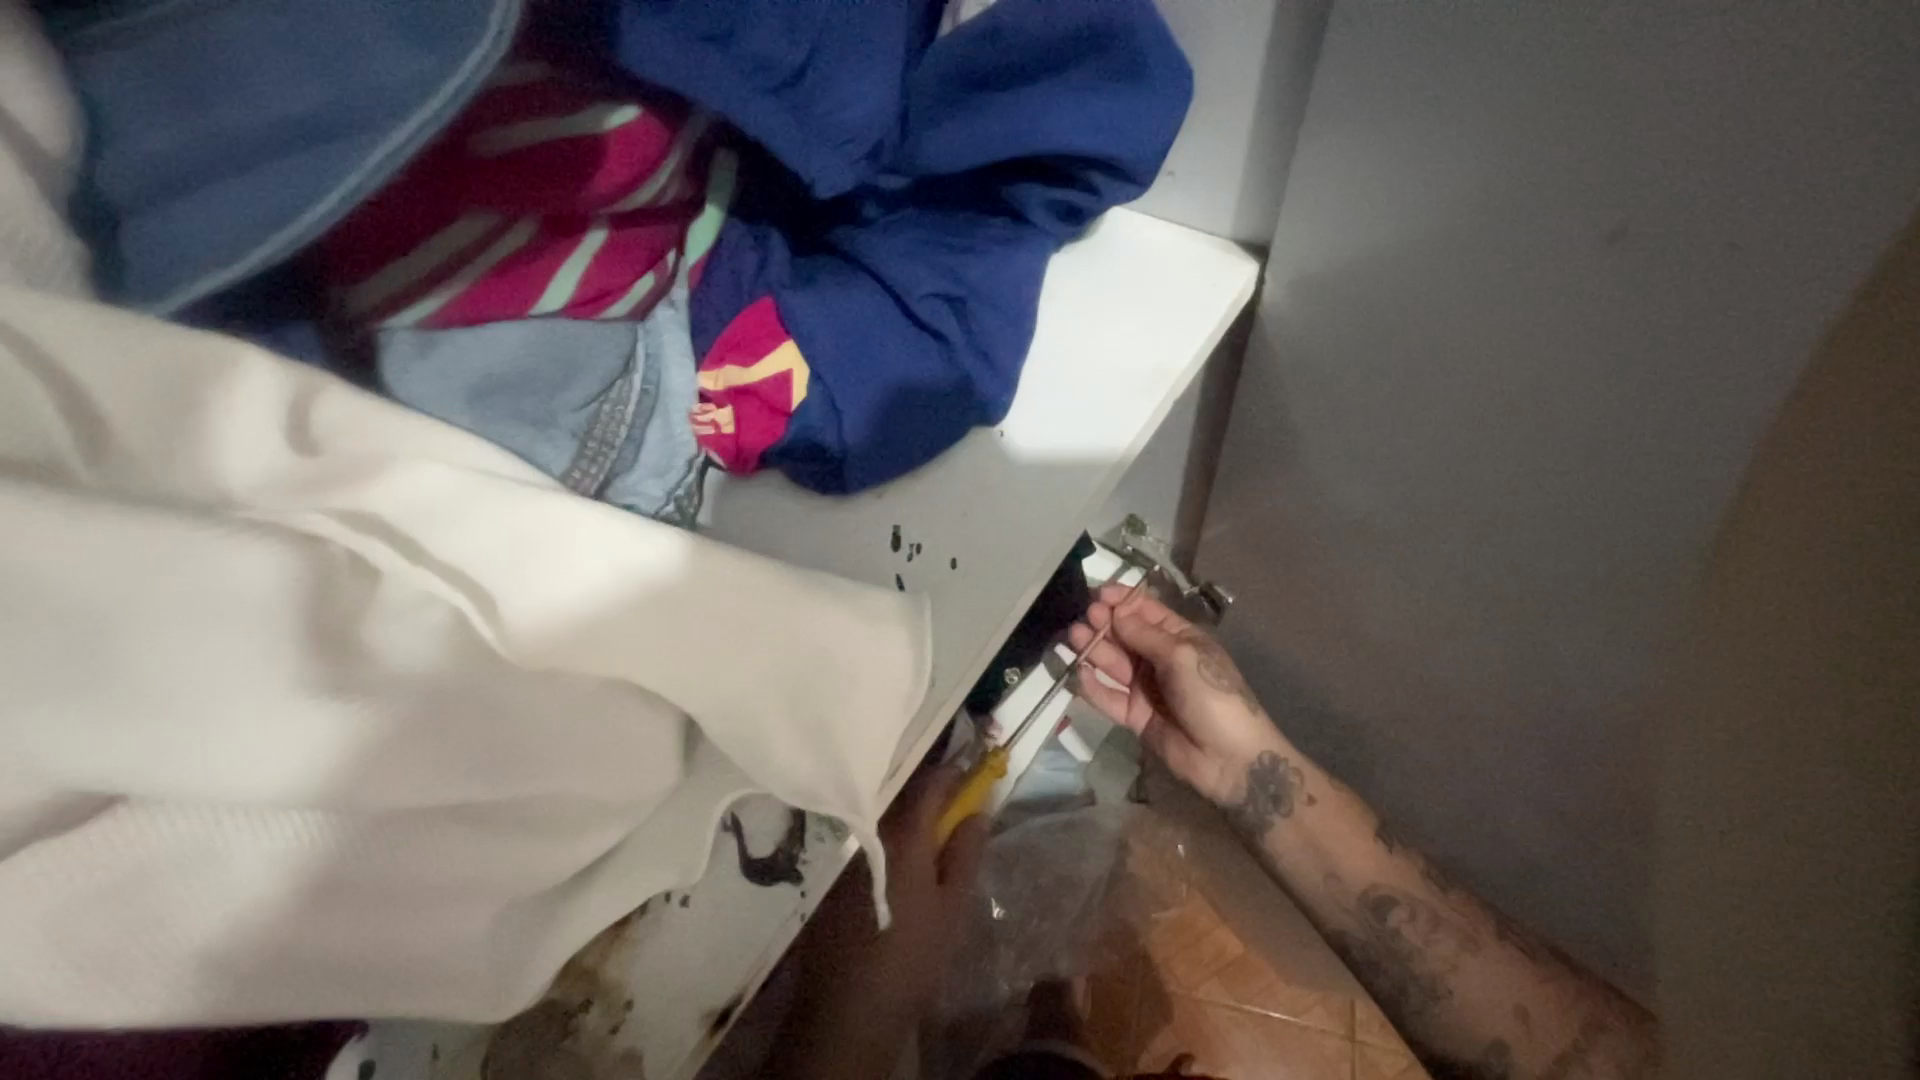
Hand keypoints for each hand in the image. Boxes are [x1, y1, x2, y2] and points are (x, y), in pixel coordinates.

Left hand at [796, 764, 988, 1022]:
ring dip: (907, 814)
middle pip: (903, 797)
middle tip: (954, 799)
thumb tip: (978, 811)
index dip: (952, 772)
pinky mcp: (835, 876)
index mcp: (905, 837)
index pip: (930, 785)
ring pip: (884, 819)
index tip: (970, 769)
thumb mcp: (952, 906)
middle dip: (930, 791)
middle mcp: (871, 834)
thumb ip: (965, 853)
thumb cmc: (912, 956)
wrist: (849, 1008)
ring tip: (931, 829)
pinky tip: (901, 860)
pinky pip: (868, 840)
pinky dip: (888, 838)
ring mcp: (849, 854)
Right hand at [1069, 584, 1282, 806]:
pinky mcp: (1134, 715)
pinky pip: (1108, 697)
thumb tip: (1116, 612)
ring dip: (1094, 650)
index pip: (1145, 611)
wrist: (1228, 757)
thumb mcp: (1182, 656)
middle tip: (1084, 618)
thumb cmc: (1212, 694)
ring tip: (1075, 638)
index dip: (1122, 601)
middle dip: (1103, 624)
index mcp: (1178, 638)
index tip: (1097, 595)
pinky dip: (1093, 686)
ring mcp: (1145, 687)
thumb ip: (1144, 635)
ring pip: (1112, 663)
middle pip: (1124, 635)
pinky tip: (1080, 673)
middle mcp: (1159, 659)